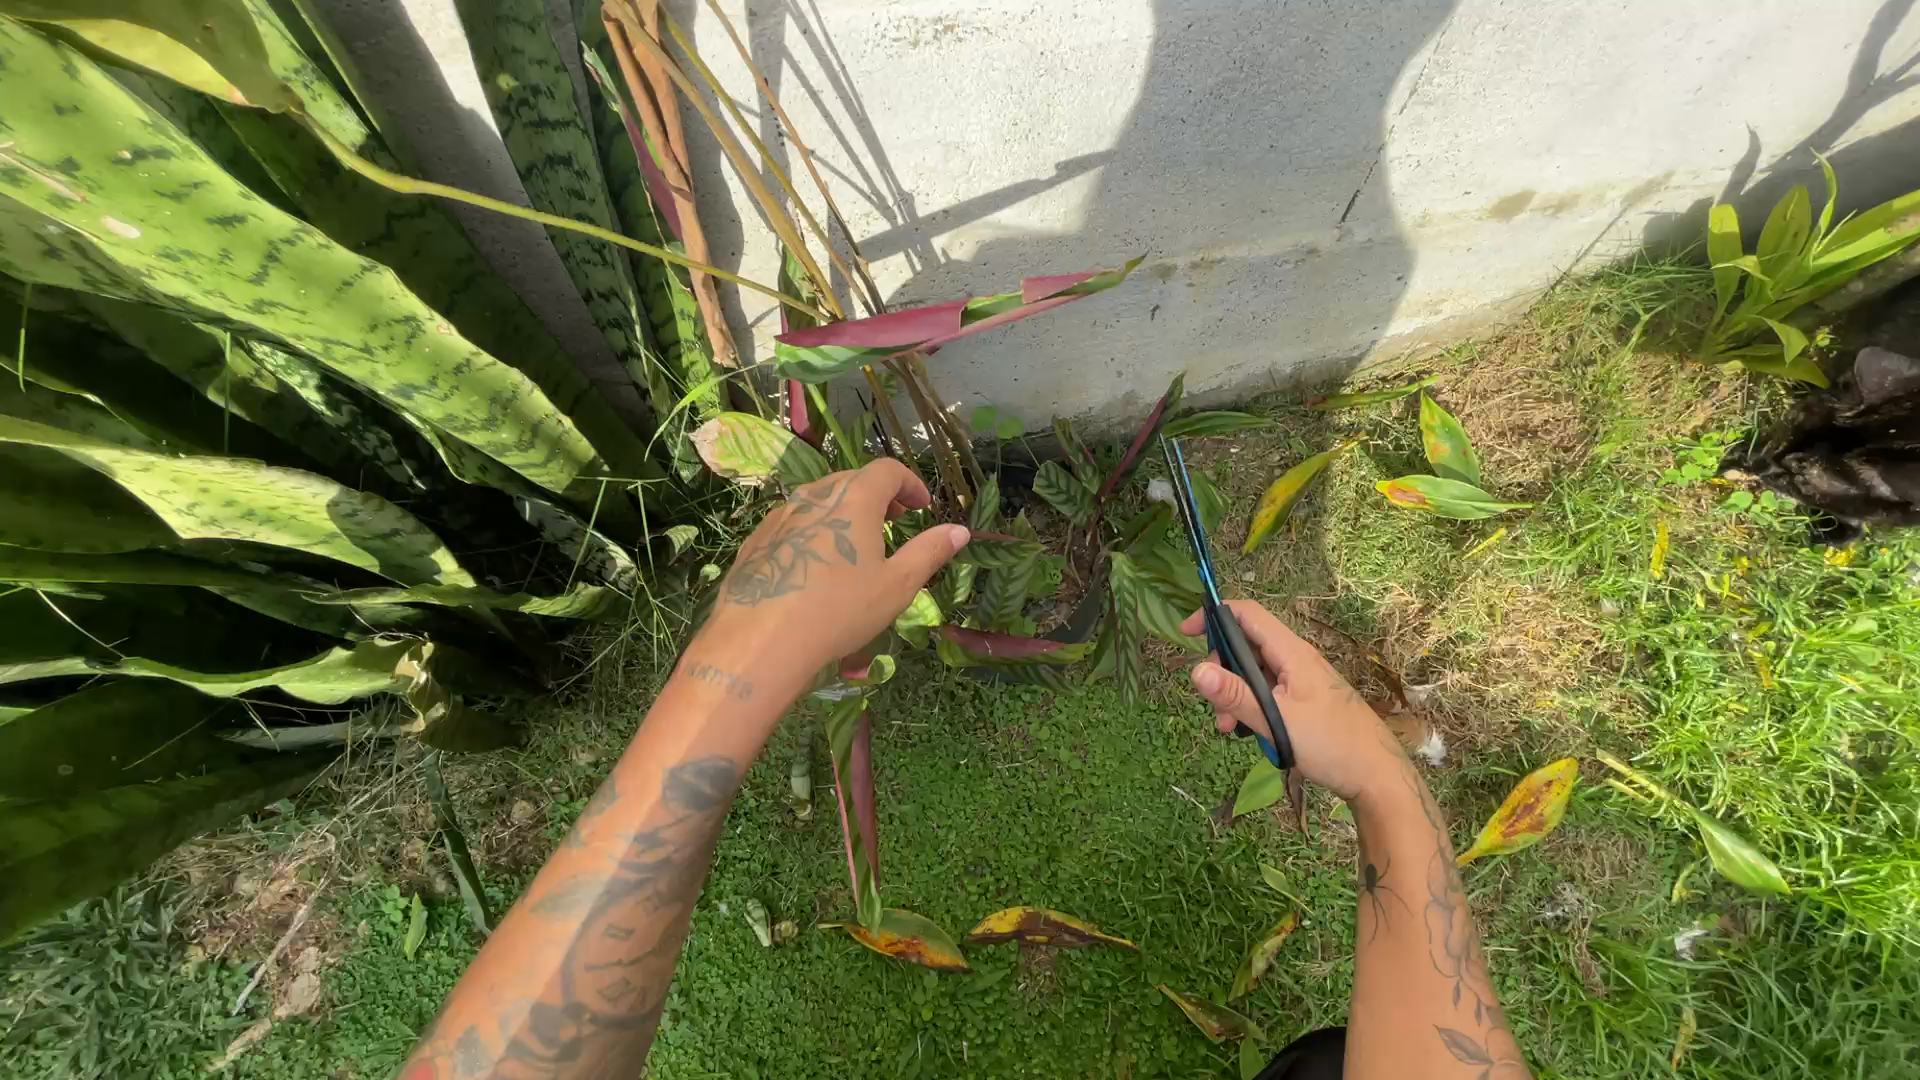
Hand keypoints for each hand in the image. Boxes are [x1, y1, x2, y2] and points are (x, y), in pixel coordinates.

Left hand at [688, 459, 969, 700]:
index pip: (887, 470)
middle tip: (896, 519)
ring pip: (820, 500)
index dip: (910, 483)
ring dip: (846, 511)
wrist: (761, 639)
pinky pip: (795, 523)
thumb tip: (959, 531)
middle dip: (880, 495)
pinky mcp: (757, 539)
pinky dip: (816, 530)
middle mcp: (815, 495)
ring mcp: (780, 515)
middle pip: (853, 480)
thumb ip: (929, 552)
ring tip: (858, 543)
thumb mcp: (897, 585)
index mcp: (854, 498)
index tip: (922, 506)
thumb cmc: (841, 609)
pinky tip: (818, 566)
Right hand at [1183, 600, 1410, 802]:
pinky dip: (1250, 705)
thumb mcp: (1276, 720)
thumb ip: (1235, 695)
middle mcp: (1295, 659)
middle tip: (1212, 700)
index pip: (1246, 614)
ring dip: (1234, 693)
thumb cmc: (1331, 744)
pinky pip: (1267, 691)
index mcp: (1292, 652)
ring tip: (1228, 727)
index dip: (1213, 616)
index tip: (1186, 633)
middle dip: (1220, 668)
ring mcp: (1301, 680)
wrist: (1380, 778)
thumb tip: (1195, 670)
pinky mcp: (1304, 700)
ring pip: (1254, 672)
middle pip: (1245, 645)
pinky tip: (1247, 731)